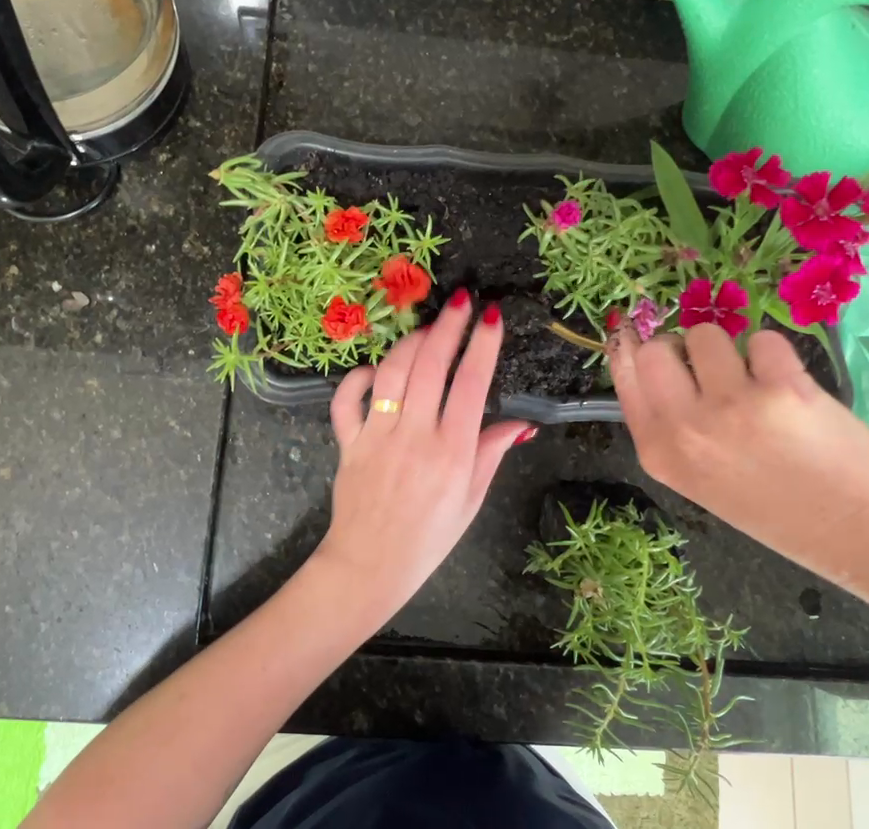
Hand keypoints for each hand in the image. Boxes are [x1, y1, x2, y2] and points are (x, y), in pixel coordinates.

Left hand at [317, 289, 534, 615]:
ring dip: (410, 342)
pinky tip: (375, 368)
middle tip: (461, 301)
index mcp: (452, 453)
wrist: (370, 566)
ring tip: (428, 327)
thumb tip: (521, 423)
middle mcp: (414, 437)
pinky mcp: (348, 442)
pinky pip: (347, 400)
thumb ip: (491, 454)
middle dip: (448, 326)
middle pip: (430, 366)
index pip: (471, 385)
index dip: (482, 345)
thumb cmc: (429, 538)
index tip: (491, 315)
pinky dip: (358, 377)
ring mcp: (377, 437)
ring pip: (391, 373)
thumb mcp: (471, 501)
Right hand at [608, 324, 868, 574]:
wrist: (853, 529)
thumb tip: (652, 355)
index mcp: (658, 452)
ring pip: (706, 336)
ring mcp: (732, 407)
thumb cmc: (770, 504)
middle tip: (709, 365)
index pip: (624, 373)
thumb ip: (668, 423)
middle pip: (656, 349)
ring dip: (730, 349)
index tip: (645, 334)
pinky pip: (762, 340)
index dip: (631, 345)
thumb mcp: (694, 475)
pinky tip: (787, 387)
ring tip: (753, 381)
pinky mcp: (781, 389)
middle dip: (680, 347)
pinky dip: (774, 355)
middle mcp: (685, 428)